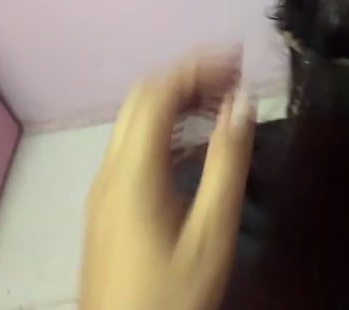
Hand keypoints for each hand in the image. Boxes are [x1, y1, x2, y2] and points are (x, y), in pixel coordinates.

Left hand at [81, 50, 257, 309]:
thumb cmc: (172, 294)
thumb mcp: (212, 232)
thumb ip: (227, 161)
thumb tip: (243, 103)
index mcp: (133, 171)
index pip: (158, 92)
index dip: (199, 65)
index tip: (240, 61)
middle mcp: (110, 171)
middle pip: (142, 97)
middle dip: (190, 75)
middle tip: (235, 77)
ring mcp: (104, 189)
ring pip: (135, 119)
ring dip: (179, 99)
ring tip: (224, 102)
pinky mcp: (107, 205)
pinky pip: (134, 144)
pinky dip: (167, 125)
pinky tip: (200, 142)